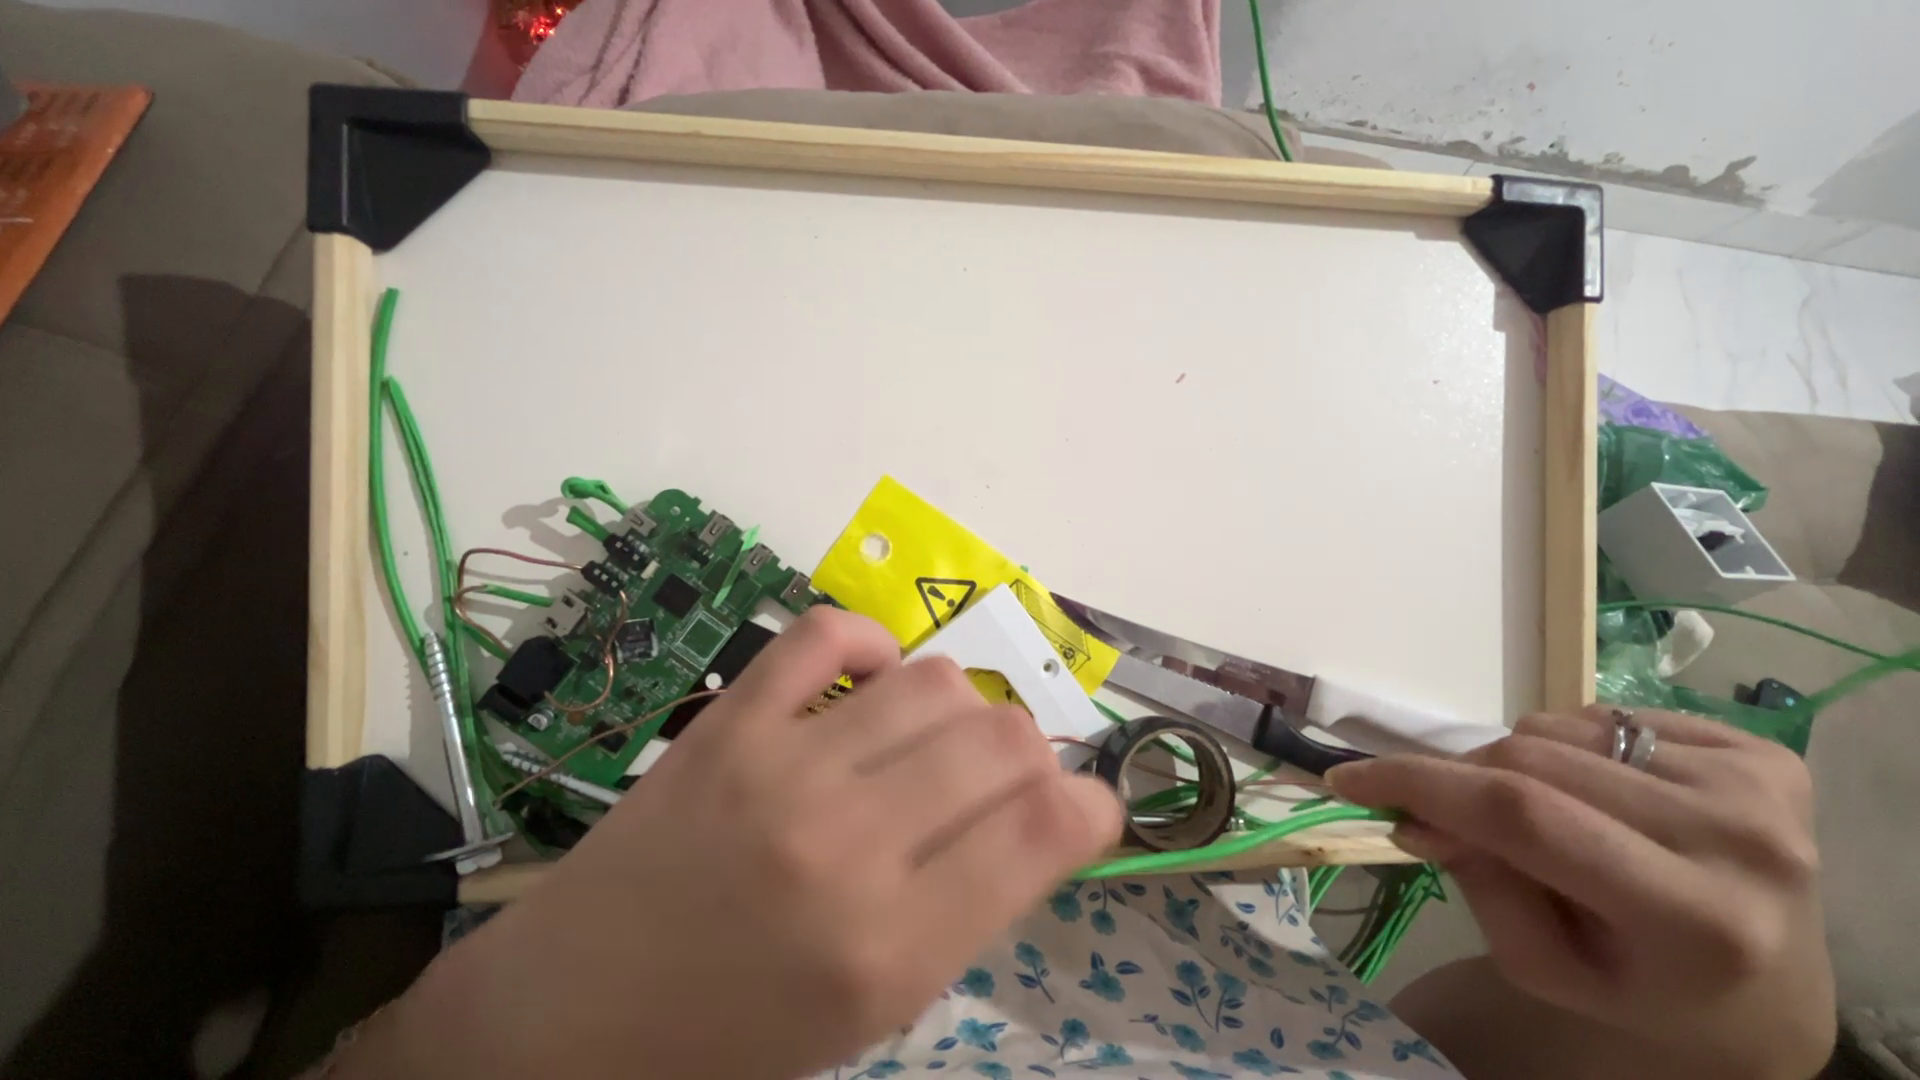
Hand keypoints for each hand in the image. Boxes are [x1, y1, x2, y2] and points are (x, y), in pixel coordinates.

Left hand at [338, 608, 1121, 1079]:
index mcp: (893, 947)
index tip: (1084, 809)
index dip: (1092, 806)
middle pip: (1003, 740)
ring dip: (961, 710)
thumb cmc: (734, 1037)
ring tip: (933, 743)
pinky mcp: (725, 721)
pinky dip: (872, 646)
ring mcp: (780, 767)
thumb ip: (967, 908)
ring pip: (934, 682)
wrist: (570, 1016)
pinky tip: (873, 683)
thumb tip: (1038, 814)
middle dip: (1031, 758)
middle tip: (1002, 782)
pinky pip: (827, 634)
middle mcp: (846, 845)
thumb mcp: (874, 1011)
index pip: (1047, 830)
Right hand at [1329, 706, 1833, 1079]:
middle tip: (1439, 810)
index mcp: (1695, 919)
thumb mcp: (1544, 967)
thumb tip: (1416, 813)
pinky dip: (1571, 747)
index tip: (1349, 777)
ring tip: (1538, 810)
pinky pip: (1606, 715)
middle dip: (1458, 776)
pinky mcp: (1769, 753)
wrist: (1772, 990)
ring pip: (1558, 728)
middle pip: (1530, 760)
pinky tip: (1600, 796)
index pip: (1524, 815)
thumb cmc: (1642, 989)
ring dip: (1515, 761)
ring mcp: (1760, 786)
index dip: (1422, 782)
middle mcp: (1742, 841)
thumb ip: (1478, 881)